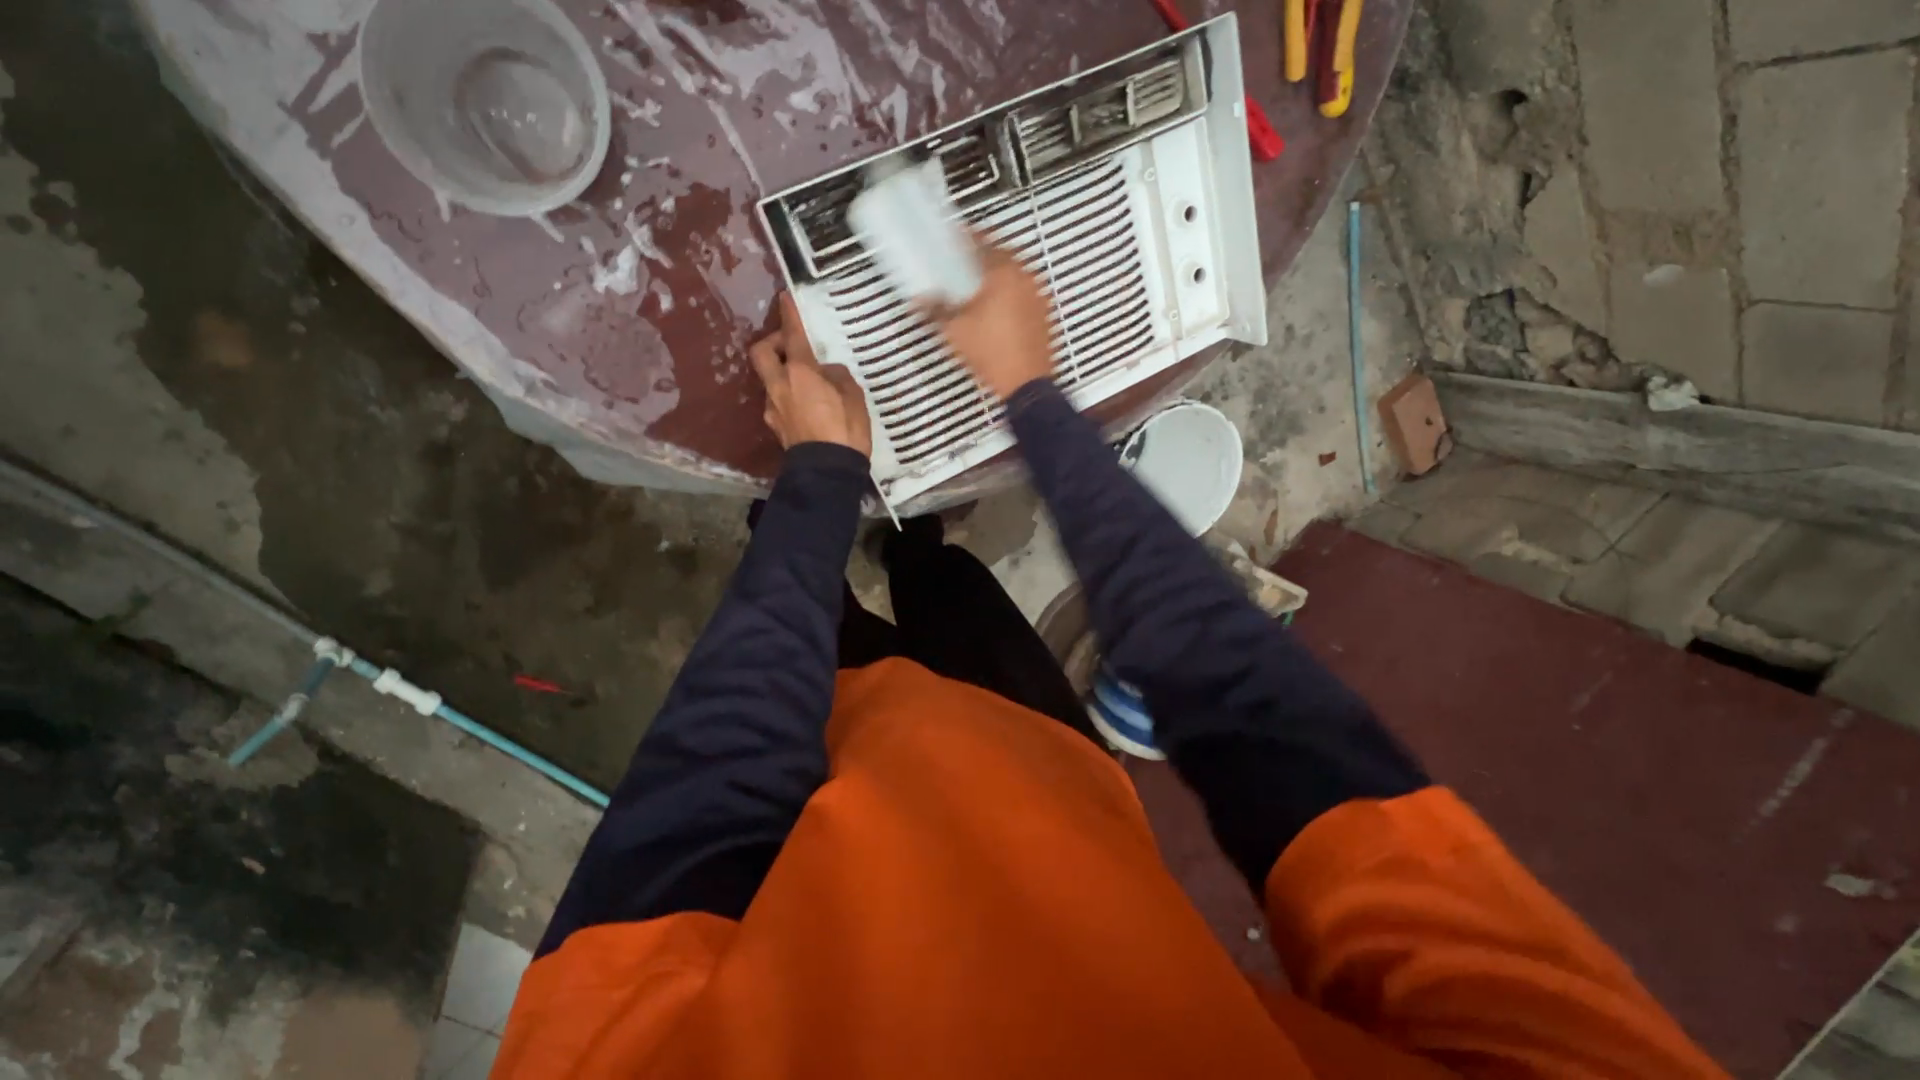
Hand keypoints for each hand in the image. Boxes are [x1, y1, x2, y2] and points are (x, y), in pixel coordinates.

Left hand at [751, 292, 872, 456]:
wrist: (827, 473)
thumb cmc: (845, 431)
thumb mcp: (854, 397)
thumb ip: (838, 377)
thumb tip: (827, 372)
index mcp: (800, 372)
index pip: (793, 335)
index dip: (789, 314)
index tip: (785, 298)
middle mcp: (780, 386)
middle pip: (761, 353)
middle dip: (773, 343)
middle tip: (791, 346)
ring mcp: (773, 408)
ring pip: (770, 380)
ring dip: (783, 375)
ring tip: (809, 384)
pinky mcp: (776, 427)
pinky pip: (778, 402)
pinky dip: (789, 397)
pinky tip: (808, 406)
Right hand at [936, 244, 1056, 400]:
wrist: (1026, 384)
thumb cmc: (995, 355)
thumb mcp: (955, 331)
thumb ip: (936, 309)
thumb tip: (922, 301)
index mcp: (1003, 273)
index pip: (983, 240)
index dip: (967, 236)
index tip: (958, 236)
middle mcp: (1026, 279)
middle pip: (1004, 253)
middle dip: (985, 254)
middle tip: (968, 259)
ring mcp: (1039, 296)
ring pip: (1017, 273)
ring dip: (1000, 273)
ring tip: (981, 283)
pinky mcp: (1045, 314)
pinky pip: (1026, 293)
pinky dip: (1012, 293)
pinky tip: (998, 307)